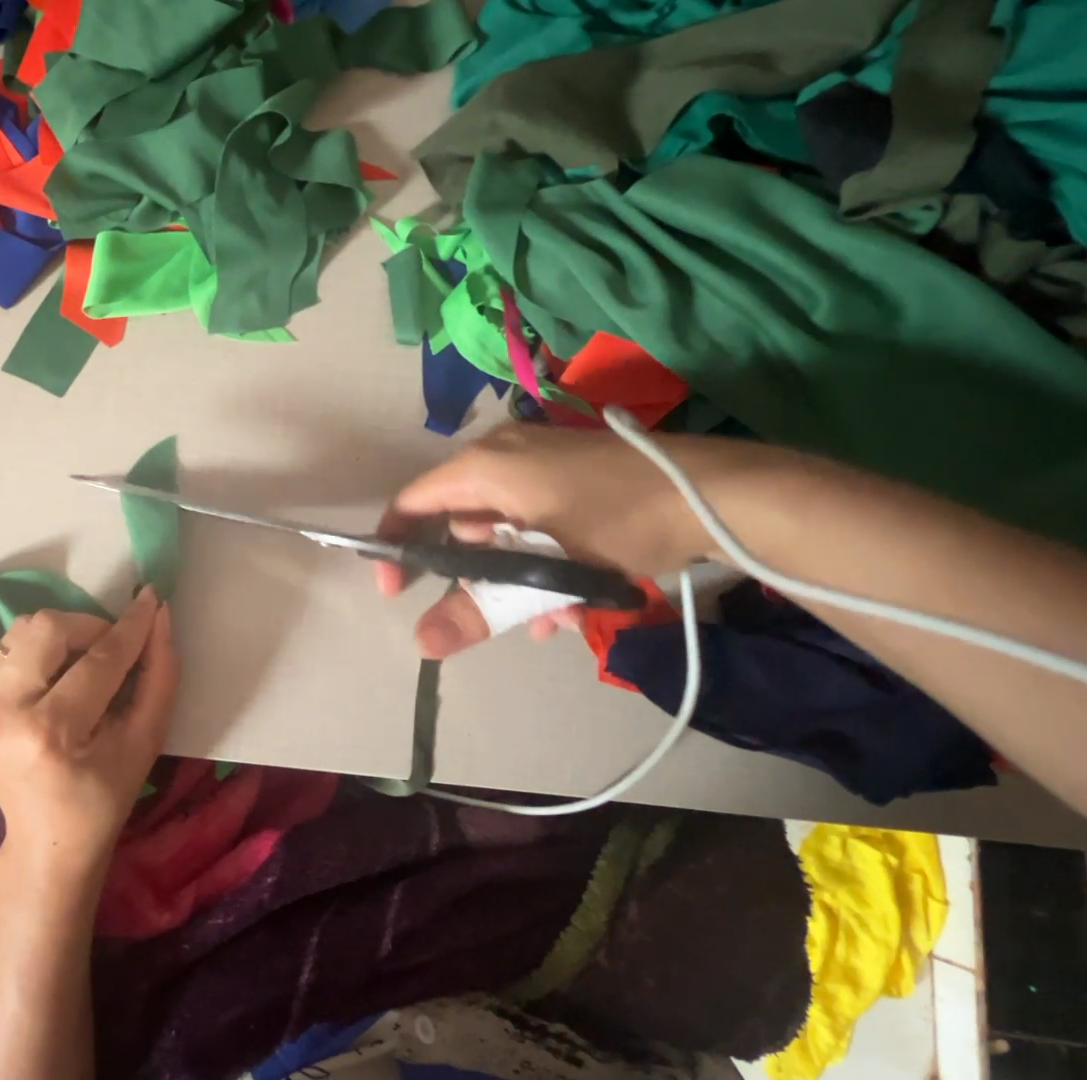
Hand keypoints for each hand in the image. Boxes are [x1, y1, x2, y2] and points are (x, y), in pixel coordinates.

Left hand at [0, 588, 178, 887]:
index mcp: (50, 733)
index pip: (98, 659)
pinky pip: (1, 652)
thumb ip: (159, 673)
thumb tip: (156, 611)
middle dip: (87, 628)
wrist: (47, 841)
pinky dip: (32, 657)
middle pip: (45, 628)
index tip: (149, 601)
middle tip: (110, 649)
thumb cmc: (105, 797)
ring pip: (19, 632)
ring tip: (80, 669)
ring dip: (59, 639)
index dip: (129, 627)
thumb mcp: (145, 740)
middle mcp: (1, 715)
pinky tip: (50, 684)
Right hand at [376, 423, 750, 658]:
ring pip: (499, 528)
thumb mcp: (547, 574)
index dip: (394, 548)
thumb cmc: (620, 523)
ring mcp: (539, 462)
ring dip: (512, 578)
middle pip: (456, 521)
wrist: (723, 494)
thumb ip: (477, 609)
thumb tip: (420, 645)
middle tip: (485, 612)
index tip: (396, 593)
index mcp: (483, 467)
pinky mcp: (570, 475)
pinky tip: (569, 603)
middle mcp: (502, 456)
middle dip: (471, 576)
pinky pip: (531, 521)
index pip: (412, 504)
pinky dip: (539, 561)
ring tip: (542, 620)